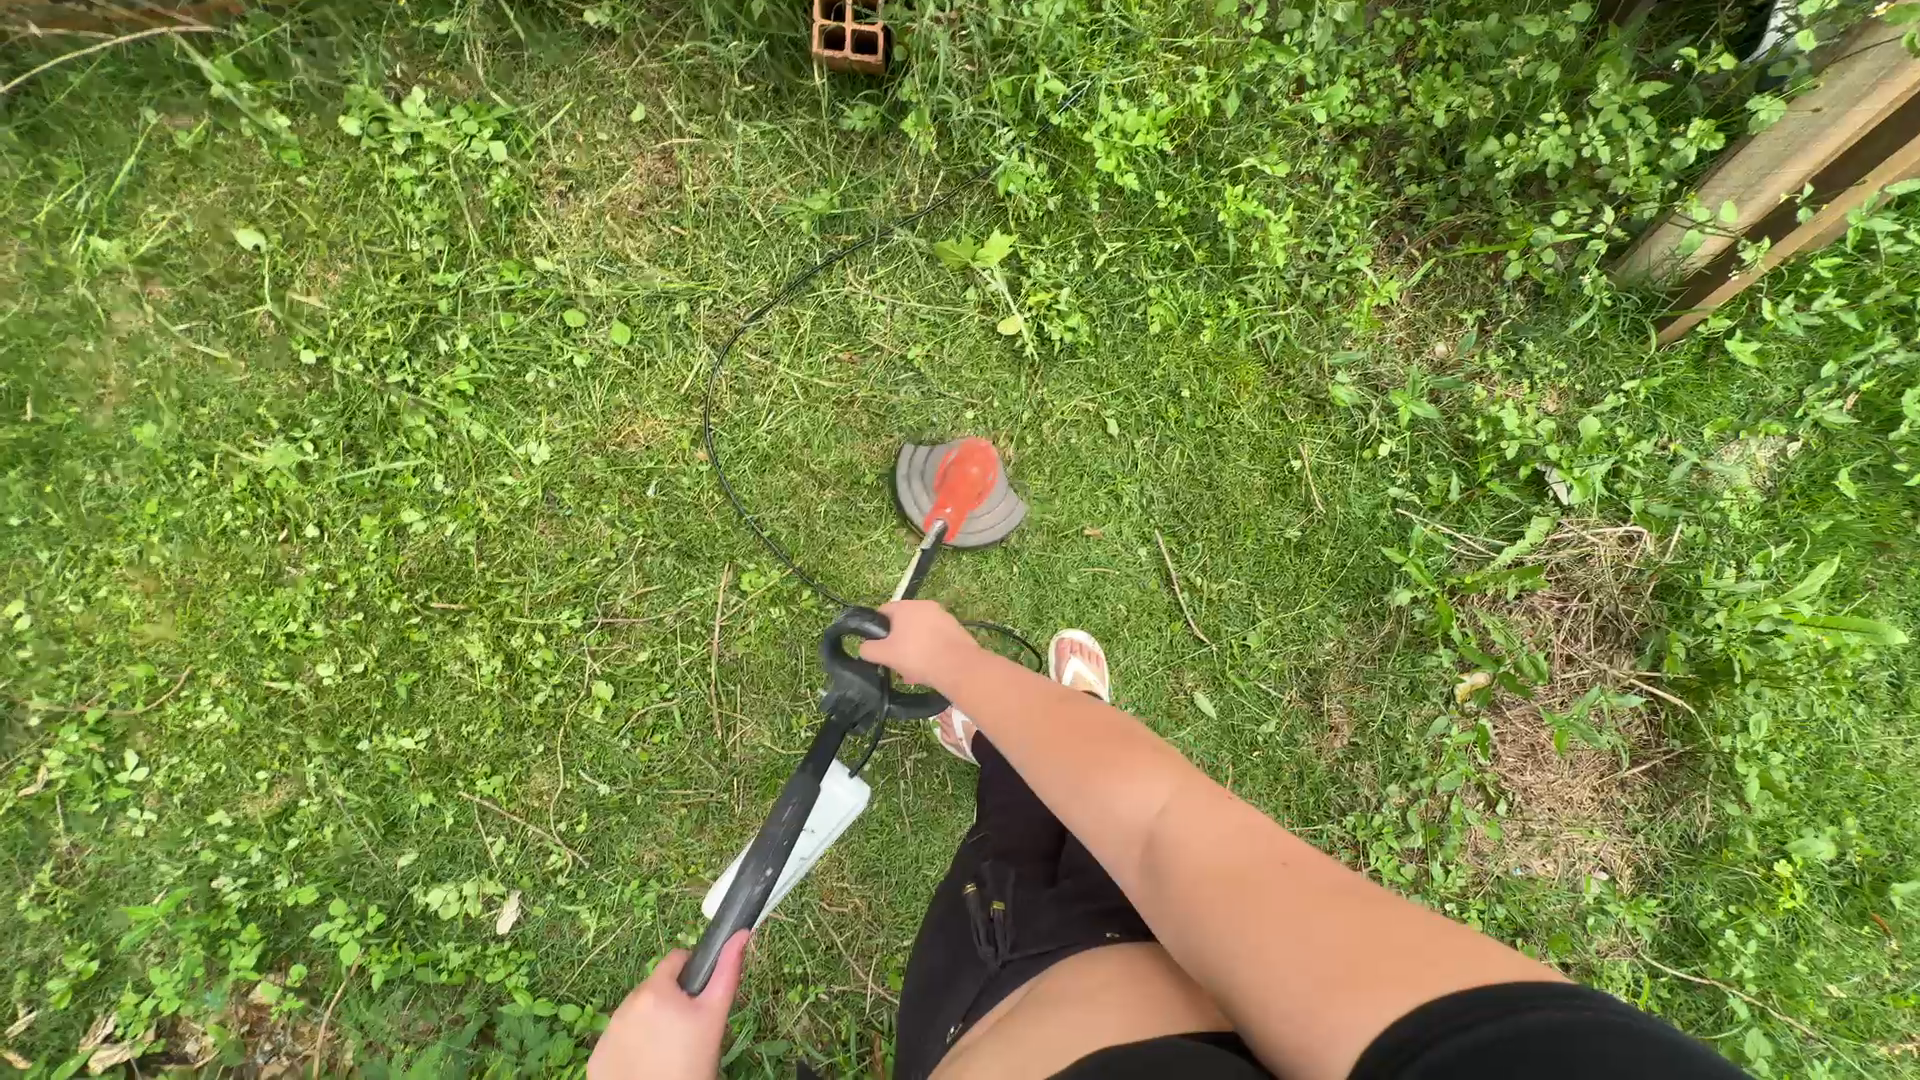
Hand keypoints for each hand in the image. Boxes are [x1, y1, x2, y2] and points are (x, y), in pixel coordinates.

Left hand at [587, 931, 749, 1079]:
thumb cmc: (694, 1062)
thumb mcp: (715, 1016)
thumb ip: (726, 970)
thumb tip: (741, 934)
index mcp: (654, 990)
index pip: (675, 960)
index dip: (691, 974)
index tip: (697, 1000)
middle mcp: (624, 1005)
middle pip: (654, 988)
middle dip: (669, 1001)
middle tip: (685, 1031)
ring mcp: (606, 1034)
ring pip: (636, 1013)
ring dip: (650, 1022)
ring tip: (666, 1050)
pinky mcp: (596, 1060)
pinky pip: (618, 1039)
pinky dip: (631, 1046)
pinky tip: (645, 1065)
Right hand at [858, 600, 983, 688]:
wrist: (957, 666)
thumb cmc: (916, 656)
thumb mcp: (884, 655)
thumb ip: (868, 649)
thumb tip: (864, 648)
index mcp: (905, 606)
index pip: (883, 611)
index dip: (876, 629)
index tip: (877, 647)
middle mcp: (925, 606)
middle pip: (903, 624)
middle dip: (897, 644)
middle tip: (895, 663)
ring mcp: (943, 616)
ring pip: (920, 634)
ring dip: (913, 650)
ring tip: (912, 673)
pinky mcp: (956, 629)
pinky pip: (935, 639)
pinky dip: (930, 652)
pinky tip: (928, 670)